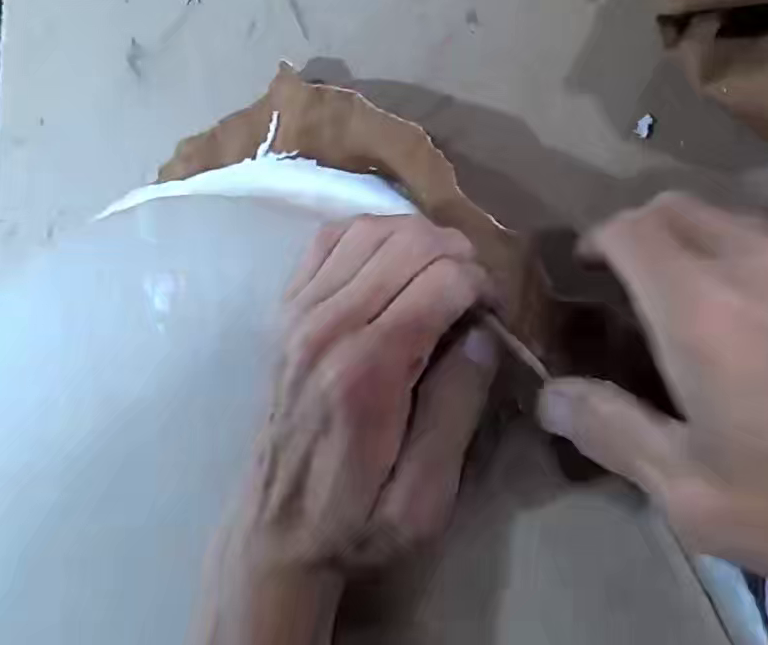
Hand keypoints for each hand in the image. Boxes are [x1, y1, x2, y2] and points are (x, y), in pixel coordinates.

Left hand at [195, 215, 497, 644]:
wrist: (273, 538)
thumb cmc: (357, 520)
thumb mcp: (426, 497)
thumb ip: (459, 409)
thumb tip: (483, 333)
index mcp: (368, 370)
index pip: (444, 278)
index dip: (484, 284)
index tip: (494, 313)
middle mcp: (328, 326)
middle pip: (413, 241)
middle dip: (461, 254)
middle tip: (474, 292)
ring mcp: (299, 312)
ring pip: (374, 228)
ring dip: (421, 238)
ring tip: (439, 272)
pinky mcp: (285, 309)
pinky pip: (332, 237)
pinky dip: (373, 234)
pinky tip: (393, 261)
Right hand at [534, 195, 767, 643]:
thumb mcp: (698, 492)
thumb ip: (615, 432)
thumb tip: (553, 398)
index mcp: (696, 301)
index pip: (628, 227)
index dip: (598, 237)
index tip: (586, 266)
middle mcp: (748, 253)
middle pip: (675, 206)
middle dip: (642, 231)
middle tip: (636, 286)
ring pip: (730, 219)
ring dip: (698, 243)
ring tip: (707, 305)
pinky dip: (750, 255)